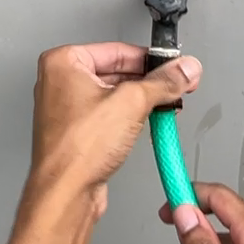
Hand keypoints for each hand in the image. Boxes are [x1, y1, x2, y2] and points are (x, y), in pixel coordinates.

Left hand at [27, 43, 200, 214]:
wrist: (66, 194)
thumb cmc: (77, 149)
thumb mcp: (132, 103)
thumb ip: (163, 82)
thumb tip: (183, 69)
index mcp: (62, 62)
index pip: (117, 50)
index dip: (150, 58)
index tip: (173, 65)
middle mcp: (59, 81)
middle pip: (116, 70)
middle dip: (148, 81)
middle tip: (175, 85)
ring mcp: (66, 107)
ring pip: (114, 93)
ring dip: (142, 99)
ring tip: (166, 104)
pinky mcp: (76, 130)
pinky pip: (109, 113)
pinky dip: (130, 116)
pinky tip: (149, 121)